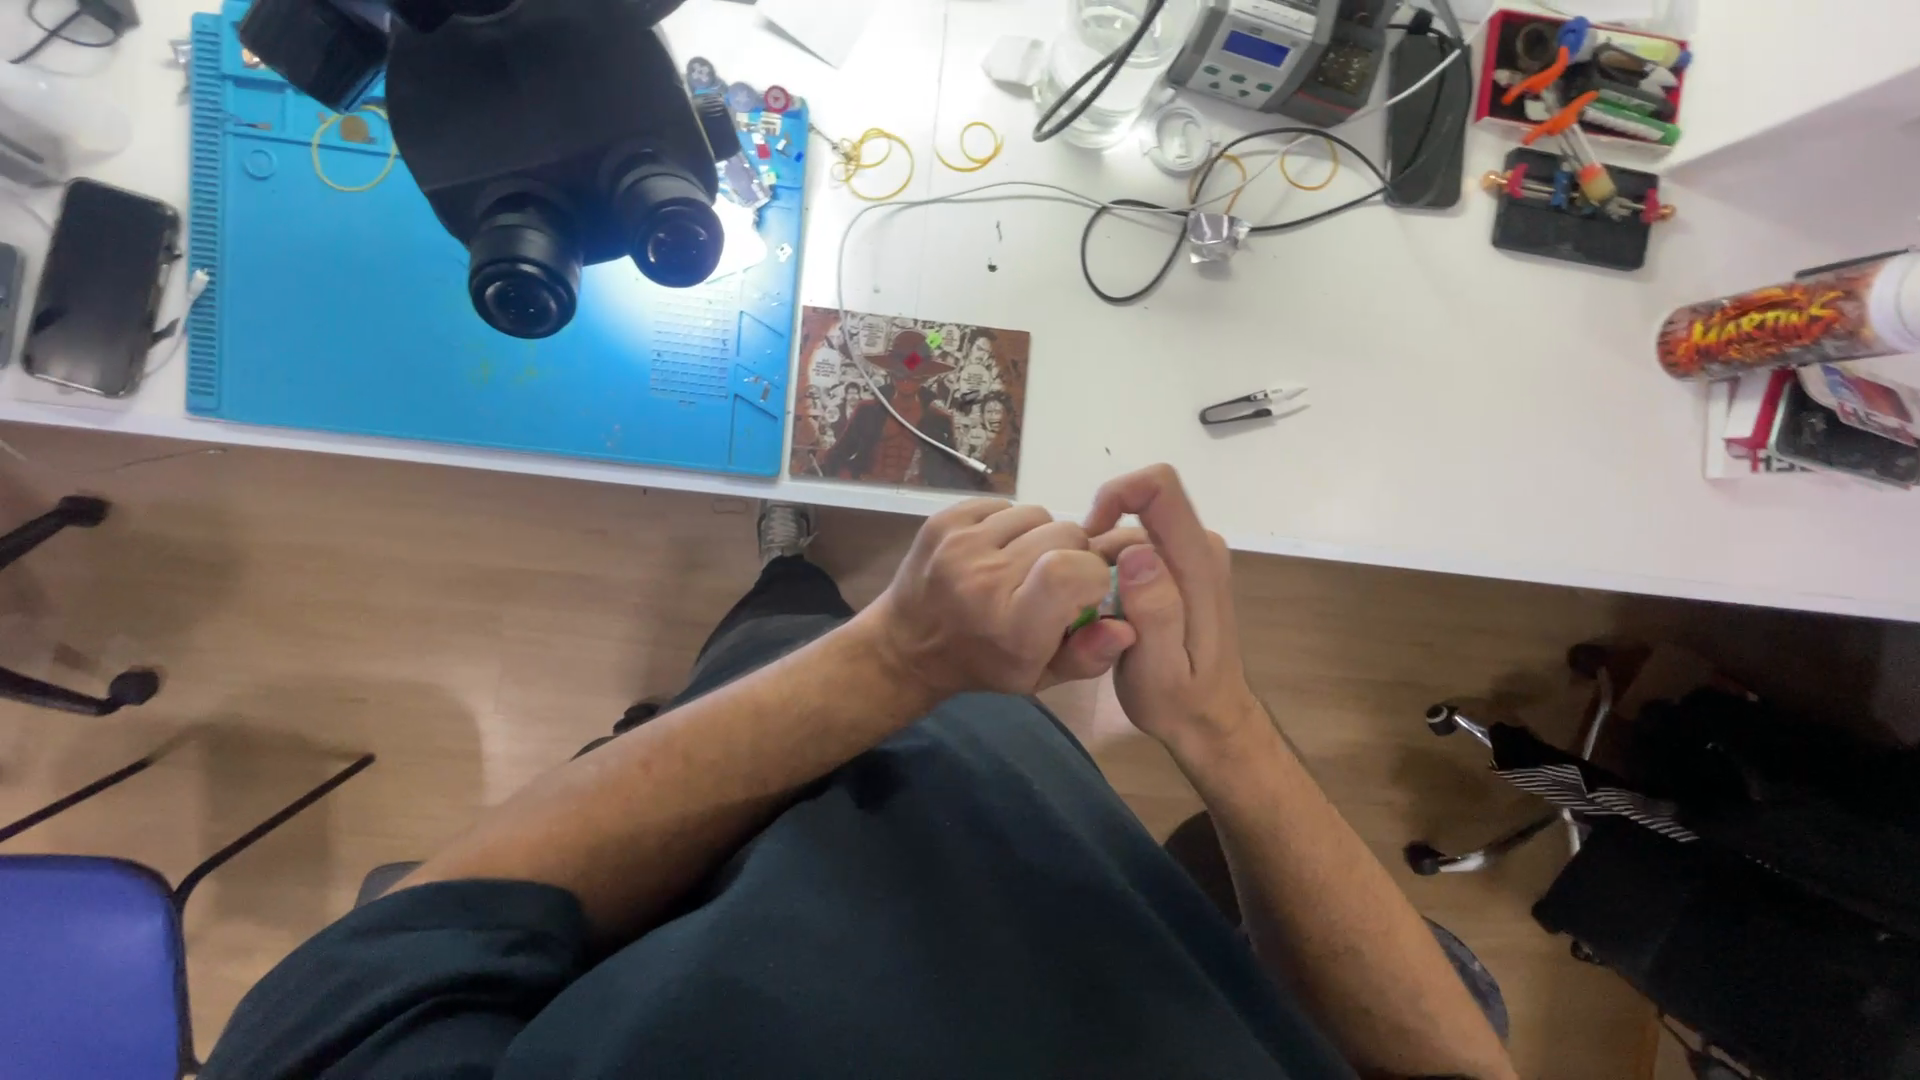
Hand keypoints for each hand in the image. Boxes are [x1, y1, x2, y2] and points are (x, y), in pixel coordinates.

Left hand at [864, 498, 1138, 701]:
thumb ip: (1089, 656)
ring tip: (1020, 564)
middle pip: (1064, 533)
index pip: (1073, 570)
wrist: (908, 645)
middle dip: (1071, 553)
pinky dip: (1009, 524)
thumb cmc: (984, 663)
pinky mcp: (944, 521)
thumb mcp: (1039, 678)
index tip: (1081, 590)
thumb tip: (1128, 625)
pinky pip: (1004, 503)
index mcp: (1012, 625)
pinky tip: (995, 551)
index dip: (1090, 573)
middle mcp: (984, 579)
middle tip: (1050, 578)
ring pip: (1036, 513)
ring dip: (1039, 536)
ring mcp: (960, 545)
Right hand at [1084, 465, 1263, 757]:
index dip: (1115, 494)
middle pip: (1133, 514)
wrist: (1209, 719)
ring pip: (1127, 534)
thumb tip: (1136, 554)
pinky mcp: (1178, 568)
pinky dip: (1109, 577)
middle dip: (1098, 550)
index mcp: (1195, 563)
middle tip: (1089, 608)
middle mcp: (1197, 547)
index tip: (1086, 541)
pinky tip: (1110, 617)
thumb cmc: (1181, 701)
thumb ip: (1155, 612)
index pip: (1159, 487)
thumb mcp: (1160, 670)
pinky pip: (1132, 551)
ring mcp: (1189, 557)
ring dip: (1100, 569)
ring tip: (1100, 621)